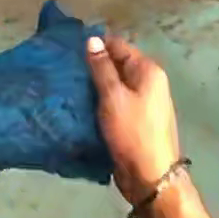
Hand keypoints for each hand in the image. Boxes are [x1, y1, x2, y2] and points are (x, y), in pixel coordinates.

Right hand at [85, 35, 181, 202]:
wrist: (151, 178)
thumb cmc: (132, 132)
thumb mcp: (113, 96)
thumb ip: (101, 67)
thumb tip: (92, 39)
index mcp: (148, 71)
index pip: (119, 45)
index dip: (96, 45)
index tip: (71, 51)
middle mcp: (149, 82)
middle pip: (118, 64)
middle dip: (95, 66)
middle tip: (67, 69)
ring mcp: (144, 102)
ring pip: (115, 85)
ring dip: (96, 85)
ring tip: (70, 85)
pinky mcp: (136, 120)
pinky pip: (116, 102)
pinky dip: (101, 101)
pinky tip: (83, 104)